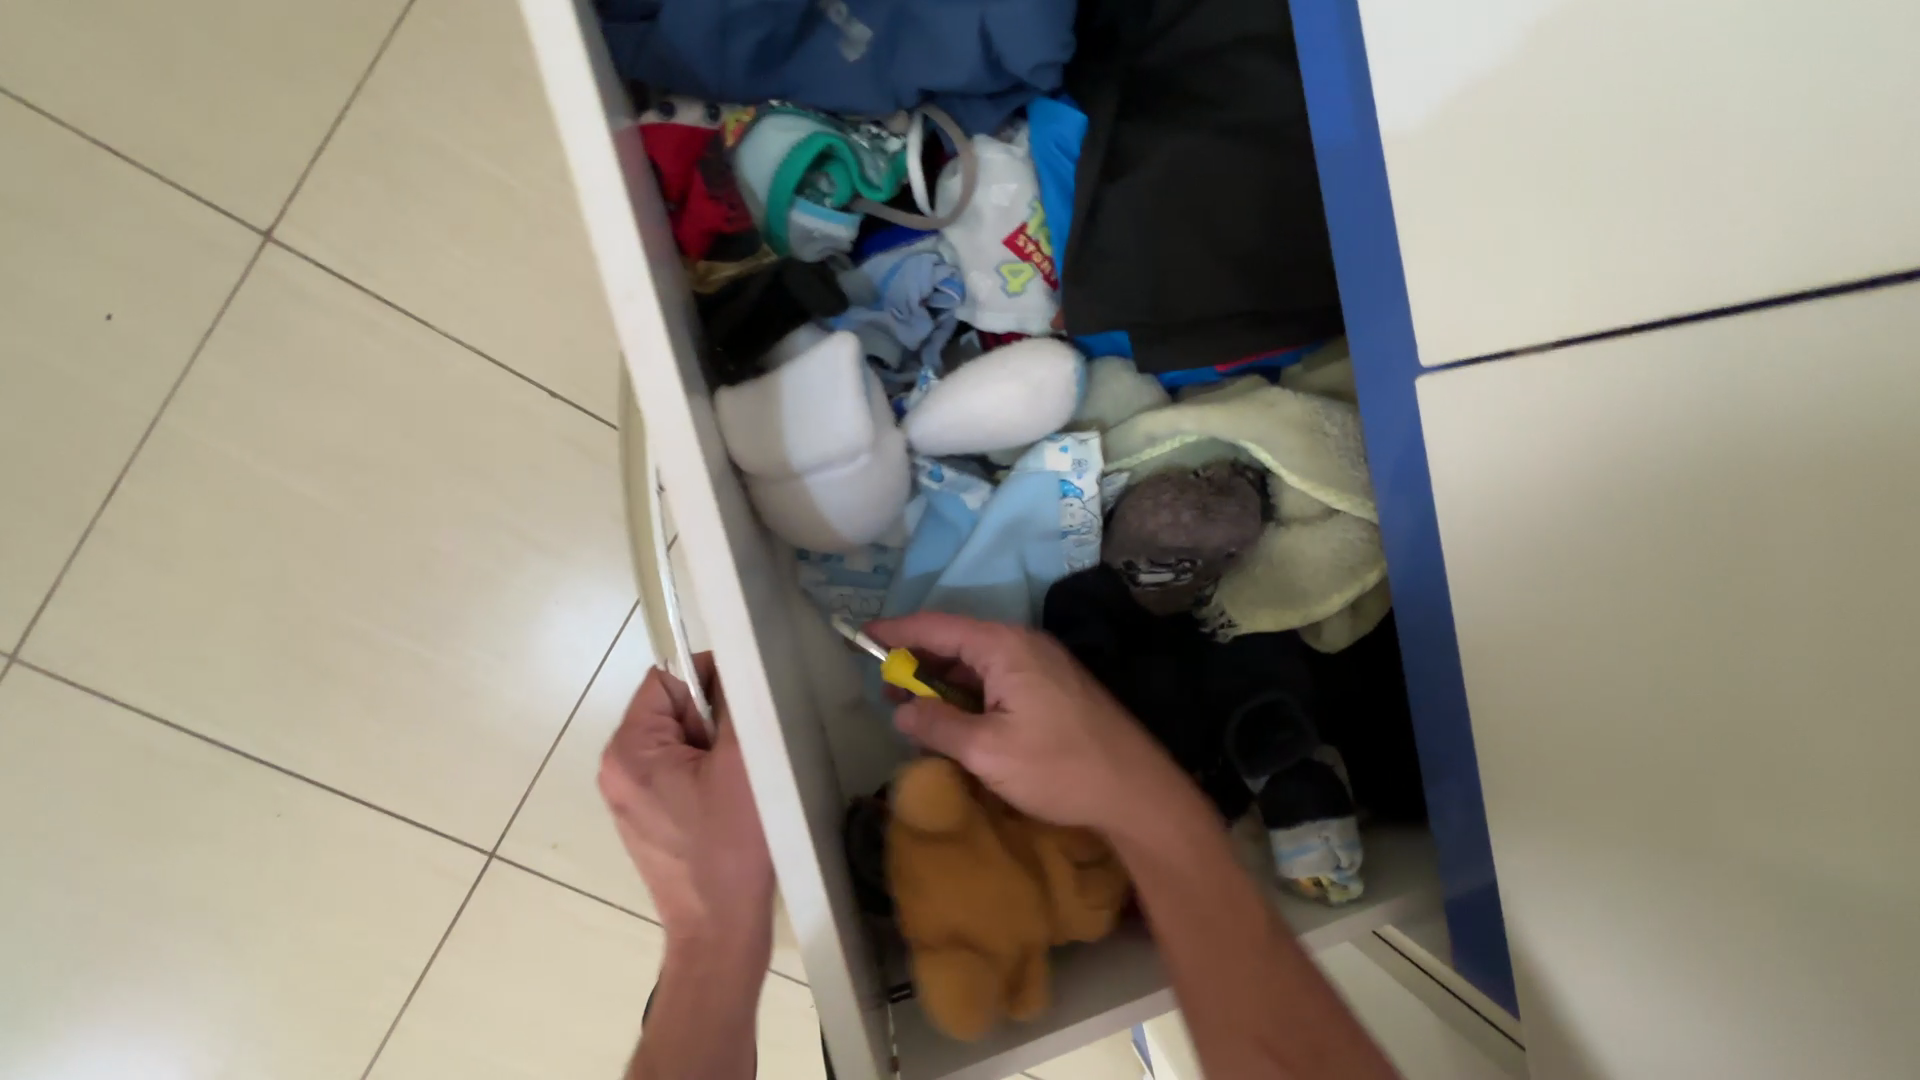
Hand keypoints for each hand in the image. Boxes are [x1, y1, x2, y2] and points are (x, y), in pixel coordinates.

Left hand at [599, 654, 773, 949]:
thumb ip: (733, 704)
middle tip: (741, 755)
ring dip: (714, 749)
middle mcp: (618, 768)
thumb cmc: (730, 843)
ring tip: (738, 783)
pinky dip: (706, 775)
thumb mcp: (740, 761)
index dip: (708, 680)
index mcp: (629, 749)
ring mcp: (630, 797)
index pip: (667, 679)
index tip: (742, 708)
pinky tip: (729, 804)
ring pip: (680, 741)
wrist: (719, 929)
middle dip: (712, 721)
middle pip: (672, 709)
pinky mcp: (648, 819)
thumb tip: (733, 666)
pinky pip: (678, 772)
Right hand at [867, 613, 1188, 838]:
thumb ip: (938, 725)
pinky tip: (956, 723)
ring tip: (916, 714)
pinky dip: (971, 696)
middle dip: (919, 665)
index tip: (864, 636)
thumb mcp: (987, 751)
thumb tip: (902, 711)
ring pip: (978, 665)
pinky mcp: (1053, 688)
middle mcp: (1023, 645)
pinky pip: (999, 681)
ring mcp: (1042, 666)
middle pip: (957, 644)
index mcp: (1005, 647)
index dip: (898, 631)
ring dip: (945, 686)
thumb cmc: (1059, 767)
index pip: (938, 627)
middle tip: (888, 694)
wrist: (1137, 791)